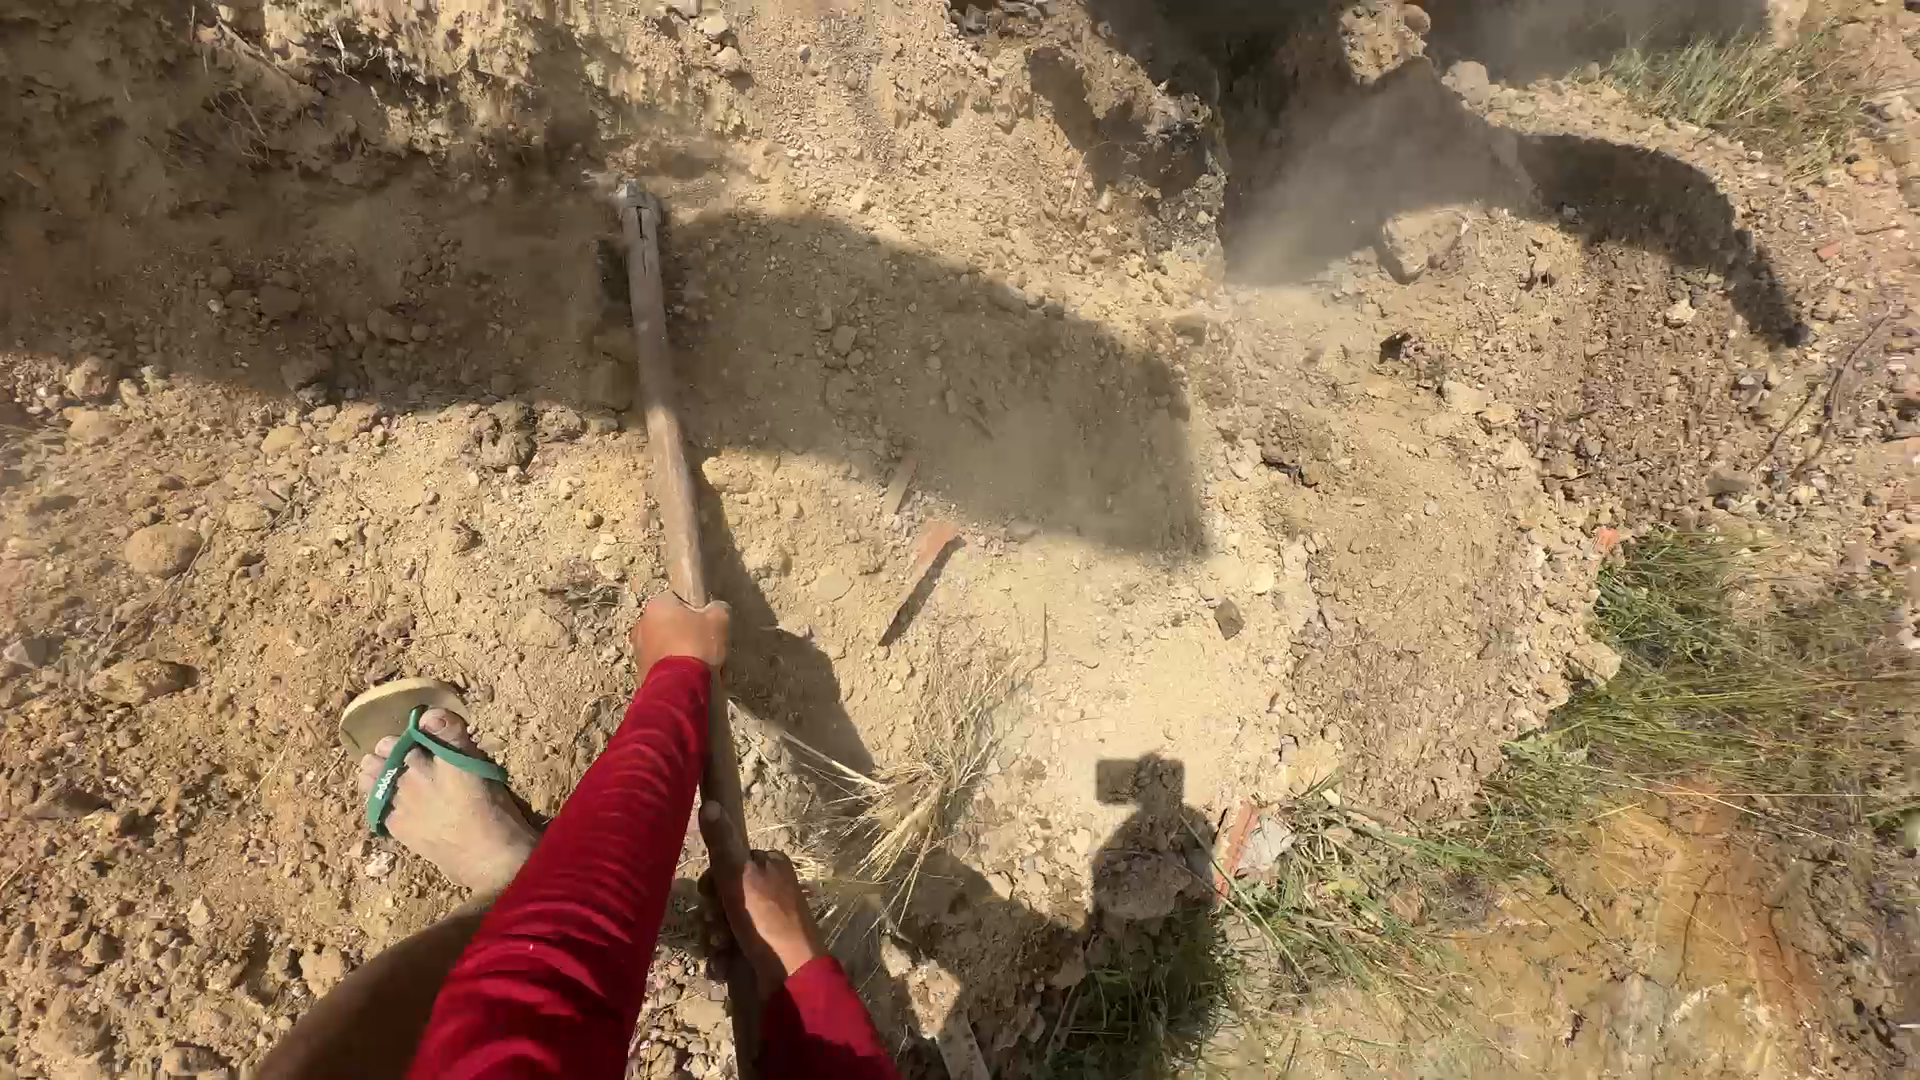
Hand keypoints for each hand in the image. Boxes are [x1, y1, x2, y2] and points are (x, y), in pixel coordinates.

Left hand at [630, 593, 729, 674]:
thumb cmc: (697, 645)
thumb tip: (716, 610)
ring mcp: (639, 649)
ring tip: (701, 665)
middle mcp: (642, 623)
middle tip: (706, 644)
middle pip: (672, 623)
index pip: (679, 599)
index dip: (697, 611)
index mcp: (657, 605)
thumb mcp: (719, 620)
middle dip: (688, 633)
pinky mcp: (641, 671)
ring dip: (681, 652)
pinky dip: (676, 668)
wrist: (678, 686)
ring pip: (668, 645)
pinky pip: (664, 664)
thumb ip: (718, 609)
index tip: (708, 623)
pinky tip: (691, 677)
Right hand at [697, 801, 825, 996]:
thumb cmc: (766, 919)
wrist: (790, 974)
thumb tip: (710, 803)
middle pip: (722, 896)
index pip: (728, 863)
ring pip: (722, 924)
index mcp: (769, 864)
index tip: (710, 894)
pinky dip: (723, 957)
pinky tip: (725, 965)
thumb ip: (722, 843)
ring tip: (723, 948)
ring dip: (715, 939)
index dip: (713, 881)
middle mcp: (769, 889)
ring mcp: (765, 920)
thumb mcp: (740, 875)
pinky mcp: (759, 949)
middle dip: (713, 915)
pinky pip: (728, 948)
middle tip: (718, 925)